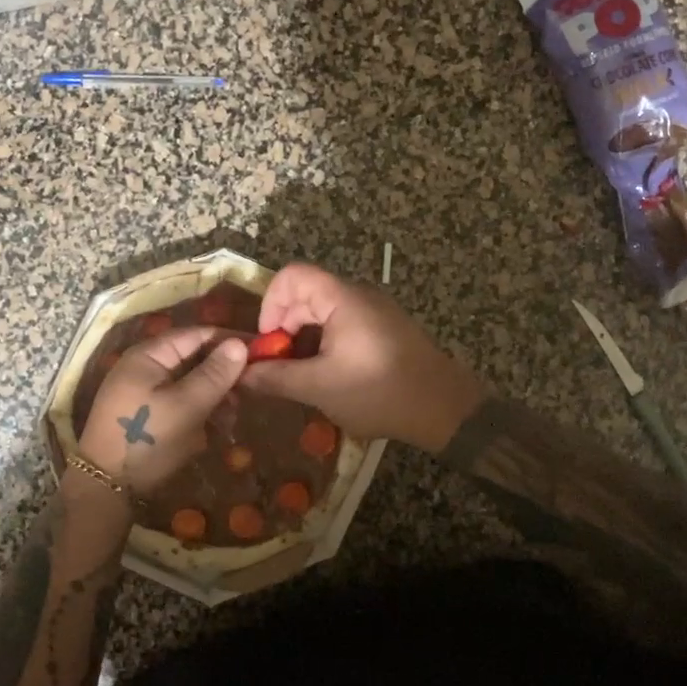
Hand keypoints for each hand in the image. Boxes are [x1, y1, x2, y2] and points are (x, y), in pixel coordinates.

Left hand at [79, 327, 248, 496]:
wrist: (105, 485)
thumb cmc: (147, 439)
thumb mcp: (186, 407)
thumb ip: (214, 375)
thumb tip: (240, 344)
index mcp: (149, 355)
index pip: (196, 335)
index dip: (228, 340)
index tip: (260, 351)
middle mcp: (143, 366)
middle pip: (191, 357)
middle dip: (221, 372)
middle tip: (251, 388)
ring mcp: (141, 390)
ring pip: (186, 382)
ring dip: (212, 394)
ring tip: (234, 412)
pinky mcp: (144, 414)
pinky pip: (176, 401)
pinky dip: (197, 409)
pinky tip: (214, 426)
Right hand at [240, 263, 488, 451]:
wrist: (446, 409)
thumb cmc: (379, 391)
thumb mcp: (319, 387)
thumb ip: (276, 377)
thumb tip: (241, 374)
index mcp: (342, 298)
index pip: (291, 275)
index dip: (270, 304)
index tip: (269, 342)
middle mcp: (359, 295)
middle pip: (306, 295)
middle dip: (285, 328)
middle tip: (280, 367)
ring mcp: (376, 311)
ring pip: (324, 314)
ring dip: (306, 341)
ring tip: (303, 377)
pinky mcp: (386, 329)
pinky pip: (344, 326)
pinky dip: (327, 345)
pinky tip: (330, 378)